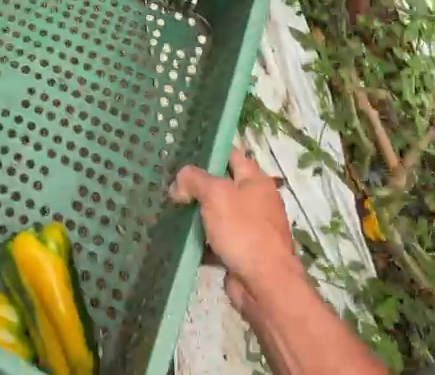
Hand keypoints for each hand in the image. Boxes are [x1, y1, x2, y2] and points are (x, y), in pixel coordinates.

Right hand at [170, 147, 303, 310]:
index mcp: (256, 181)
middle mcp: (255, 202)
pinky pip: (215, 238)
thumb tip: (179, 186)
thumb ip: (193, 179)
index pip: (231, 154)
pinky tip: (179, 235)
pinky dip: (199, 238)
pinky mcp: (240, 252)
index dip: (209, 149)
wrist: (266, 286)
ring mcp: (249, 228)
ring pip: (216, 213)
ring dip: (195, 212)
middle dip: (196, 183)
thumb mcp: (215, 193)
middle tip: (169, 179)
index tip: (183, 149)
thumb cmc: (244, 230)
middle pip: (221, 184)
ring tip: (168, 206)